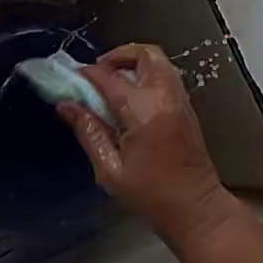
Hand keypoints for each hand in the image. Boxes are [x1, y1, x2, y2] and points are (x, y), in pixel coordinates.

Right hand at [59, 43, 238, 241]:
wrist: (196, 209)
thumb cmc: (152, 196)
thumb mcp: (109, 170)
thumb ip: (88, 131)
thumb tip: (66, 106)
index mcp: (143, 111)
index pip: (109, 77)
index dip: (87, 74)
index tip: (71, 78)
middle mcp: (165, 97)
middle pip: (143, 53)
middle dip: (117, 55)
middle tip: (97, 72)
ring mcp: (180, 99)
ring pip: (158, 60)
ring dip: (133, 62)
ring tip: (112, 81)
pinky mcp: (187, 107)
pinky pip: (166, 75)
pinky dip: (146, 74)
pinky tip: (130, 96)